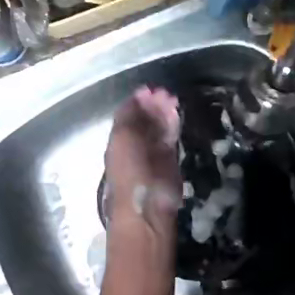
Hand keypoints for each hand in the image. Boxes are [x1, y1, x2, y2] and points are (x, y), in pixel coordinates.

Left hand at [105, 87, 182, 231]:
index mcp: (118, 140)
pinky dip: (173, 124)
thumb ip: (129, 117)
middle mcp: (134, 145)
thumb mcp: (123, 139)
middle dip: (153, 105)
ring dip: (164, 112)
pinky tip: (176, 113)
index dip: (138, 101)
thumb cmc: (131, 172)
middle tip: (166, 92)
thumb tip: (140, 97)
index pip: (127, 115)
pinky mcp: (169, 161)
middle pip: (144, 120)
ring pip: (158, 127)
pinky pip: (170, 137)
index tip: (150, 88)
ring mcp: (152, 153)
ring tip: (173, 98)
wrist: (148, 206)